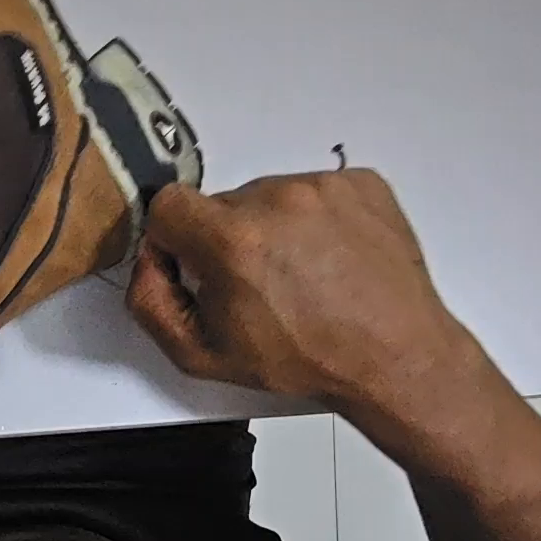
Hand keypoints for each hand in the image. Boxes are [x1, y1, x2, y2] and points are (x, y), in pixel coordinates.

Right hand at [127, 170, 478, 413]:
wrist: (392, 356)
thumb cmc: (304, 358)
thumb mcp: (199, 354)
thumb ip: (149, 302)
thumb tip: (148, 261)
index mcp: (233, 241)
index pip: (168, 204)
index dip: (172, 238)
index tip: (195, 265)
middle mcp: (278, 201)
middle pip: (218, 204)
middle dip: (223, 240)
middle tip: (254, 285)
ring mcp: (323, 188)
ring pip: (265, 196)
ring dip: (268, 230)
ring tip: (296, 275)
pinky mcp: (358, 182)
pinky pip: (310, 191)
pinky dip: (309, 222)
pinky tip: (324, 261)